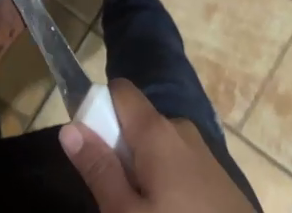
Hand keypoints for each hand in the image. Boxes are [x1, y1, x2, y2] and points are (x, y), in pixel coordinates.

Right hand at [60, 81, 254, 212]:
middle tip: (116, 200)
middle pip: (137, 124)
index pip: (120, 91)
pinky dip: (168, 188)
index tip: (92, 149)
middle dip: (120, 153)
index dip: (98, 111)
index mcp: (158, 132)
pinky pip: (181, 170)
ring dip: (144, 174)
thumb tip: (69, 127)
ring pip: (159, 151)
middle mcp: (183, 132)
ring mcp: (207, 157)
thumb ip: (99, 169)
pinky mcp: (222, 184)